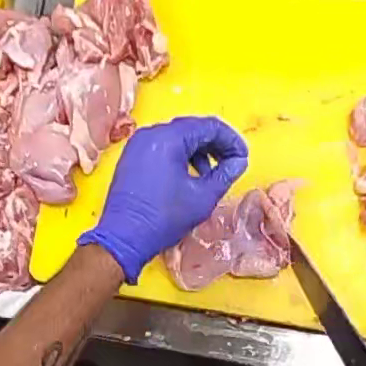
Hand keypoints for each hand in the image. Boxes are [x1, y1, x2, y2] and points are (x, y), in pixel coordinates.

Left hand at [79, 116, 248, 281]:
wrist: (122, 239)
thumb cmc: (163, 219)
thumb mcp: (202, 198)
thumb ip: (224, 175)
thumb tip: (238, 162)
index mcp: (168, 138)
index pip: (209, 126)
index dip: (231, 141)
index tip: (242, 157)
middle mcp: (150, 134)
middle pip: (191, 130)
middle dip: (214, 146)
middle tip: (229, 164)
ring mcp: (137, 146)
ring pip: (175, 139)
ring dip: (196, 153)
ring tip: (208, 176)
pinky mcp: (129, 160)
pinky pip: (160, 150)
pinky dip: (178, 159)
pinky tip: (186, 179)